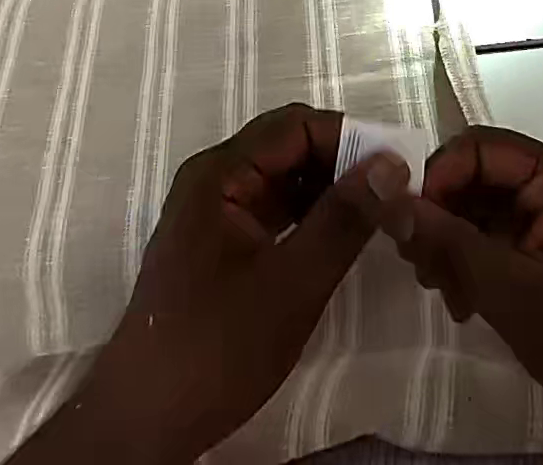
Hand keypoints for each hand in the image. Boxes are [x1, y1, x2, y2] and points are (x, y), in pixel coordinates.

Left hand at [10, 104, 407, 464]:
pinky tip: (340, 230)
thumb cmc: (218, 346)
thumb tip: (391, 164)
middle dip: (340, 159)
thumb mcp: (293, 282)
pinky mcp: (221, 237)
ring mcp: (215, 207)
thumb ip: (344, 219)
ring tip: (376, 208)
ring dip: (327, 186)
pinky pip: (272, 205)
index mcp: (221, 173)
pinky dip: (308, 211)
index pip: (293, 126)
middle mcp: (215, 177)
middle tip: (392, 187)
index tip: (395, 163)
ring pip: (282, 176)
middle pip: (286, 146)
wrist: (147, 416)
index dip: (347, 136)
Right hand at [390, 127, 542, 416]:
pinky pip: (487, 232)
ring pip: (474, 205)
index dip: (438, 175)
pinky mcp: (540, 242)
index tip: (410, 222)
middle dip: (439, 215)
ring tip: (440, 287)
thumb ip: (447, 240)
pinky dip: (465, 259)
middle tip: (418, 262)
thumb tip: (386, 198)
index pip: (479, 147)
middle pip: (473, 174)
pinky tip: (460, 298)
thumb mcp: (511, 291)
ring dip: (448, 242)